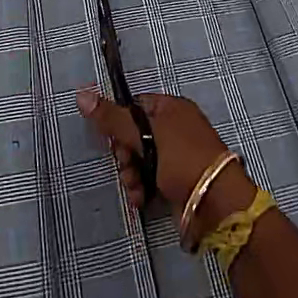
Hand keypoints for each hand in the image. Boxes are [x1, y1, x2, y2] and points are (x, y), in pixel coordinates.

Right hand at [78, 88, 255, 237]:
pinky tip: (140, 198)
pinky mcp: (177, 181)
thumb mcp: (146, 135)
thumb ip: (113, 119)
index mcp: (172, 108)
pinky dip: (142, 188)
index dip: (120, 121)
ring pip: (140, 160)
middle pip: (135, 135)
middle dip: (125, 154)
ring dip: (131, 174)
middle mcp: (175, 128)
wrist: (216, 203)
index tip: (111, 137)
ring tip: (134, 187)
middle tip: (126, 164)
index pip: (135, 106)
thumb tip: (82, 94)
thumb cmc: (183, 158)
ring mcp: (177, 156)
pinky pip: (150, 179)